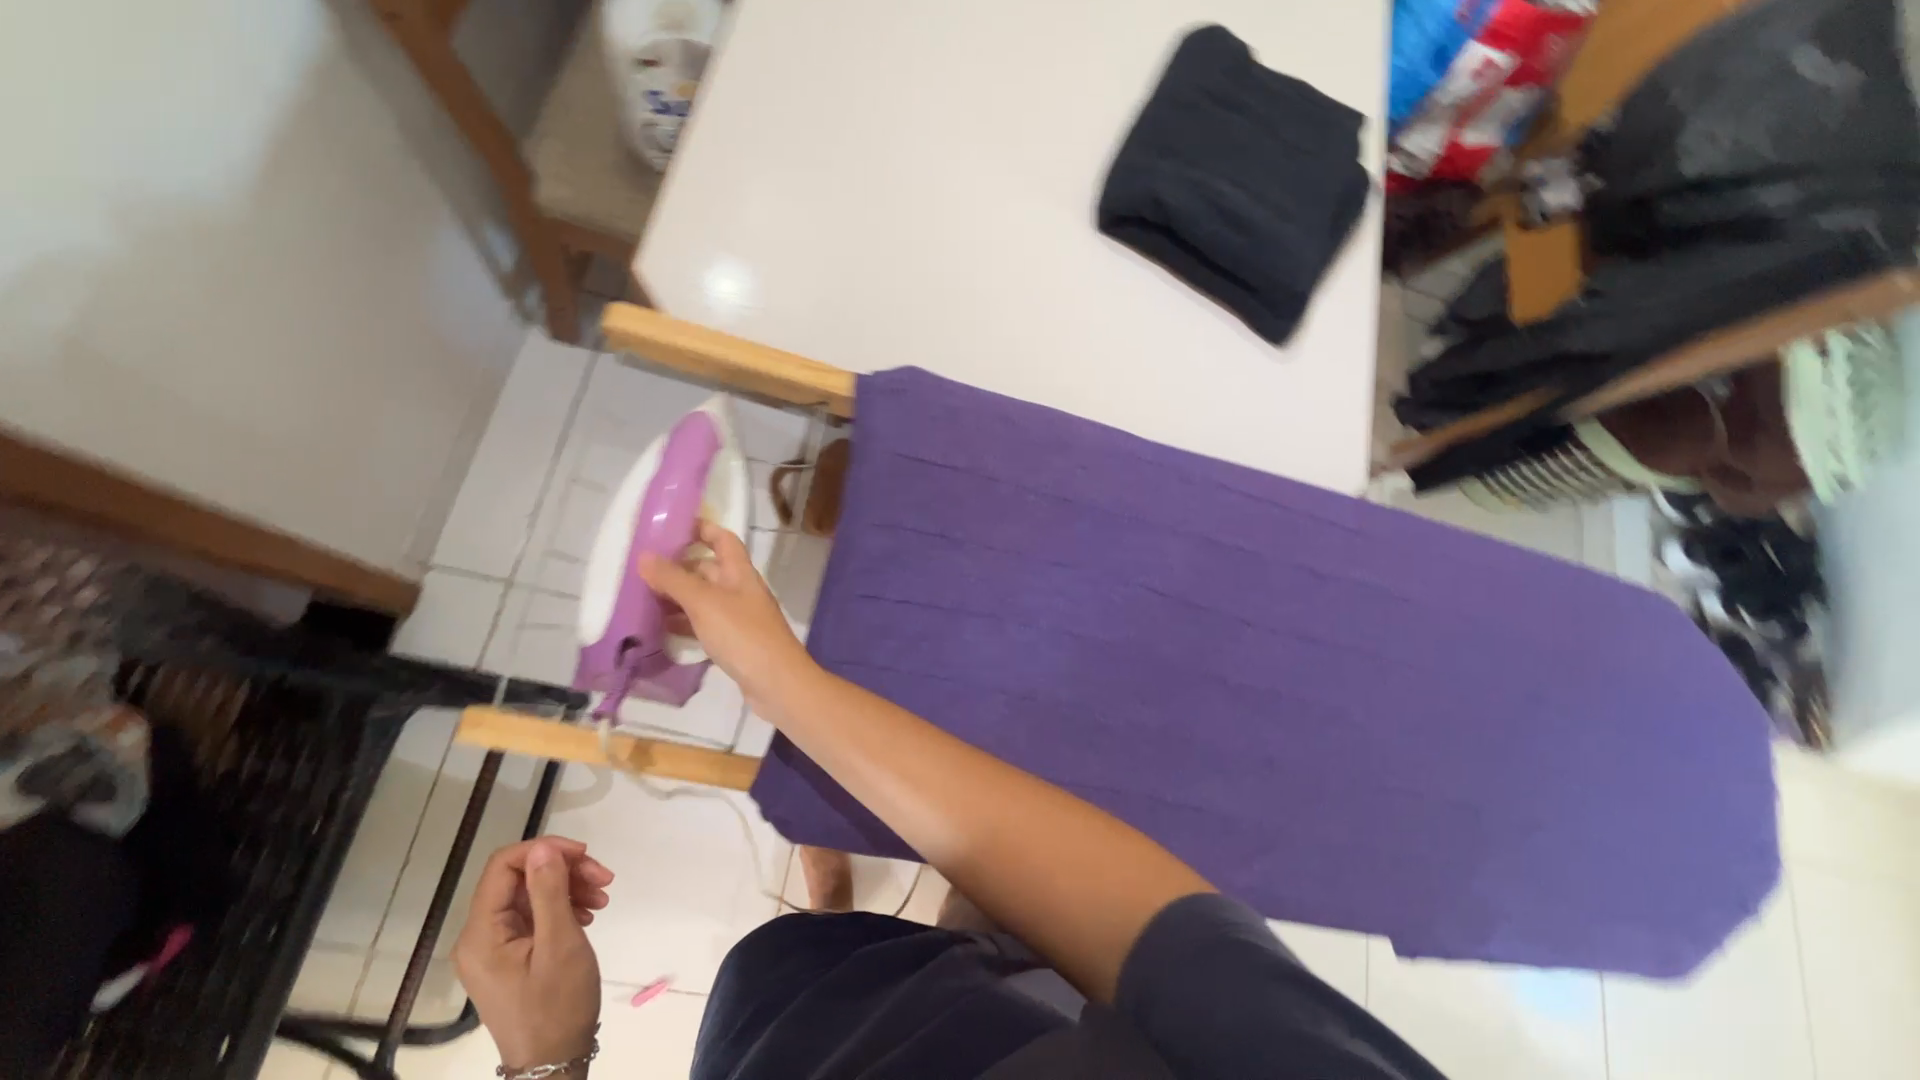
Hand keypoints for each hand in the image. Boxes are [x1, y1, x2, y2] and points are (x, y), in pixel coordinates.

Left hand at [453, 838, 612, 1069]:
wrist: (554, 1063)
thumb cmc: (557, 1005)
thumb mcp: (560, 944)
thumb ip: (549, 892)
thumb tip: (543, 847)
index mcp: (481, 933)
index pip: (503, 866)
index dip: (544, 851)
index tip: (585, 856)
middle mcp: (479, 937)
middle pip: (519, 879)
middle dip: (563, 870)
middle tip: (604, 878)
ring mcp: (494, 949)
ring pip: (529, 895)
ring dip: (568, 887)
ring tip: (603, 898)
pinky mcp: (510, 957)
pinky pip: (533, 917)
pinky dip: (562, 908)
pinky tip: (588, 915)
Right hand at [639, 521, 817, 704]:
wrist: (777, 683)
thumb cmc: (743, 636)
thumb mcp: (704, 603)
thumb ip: (674, 580)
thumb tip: (645, 556)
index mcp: (740, 573)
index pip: (724, 539)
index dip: (701, 529)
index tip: (670, 527)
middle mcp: (741, 591)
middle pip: (709, 570)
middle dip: (679, 567)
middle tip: (642, 570)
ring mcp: (739, 618)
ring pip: (704, 599)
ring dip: (678, 597)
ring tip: (642, 598)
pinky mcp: (734, 643)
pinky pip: (705, 625)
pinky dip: (685, 623)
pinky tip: (661, 629)